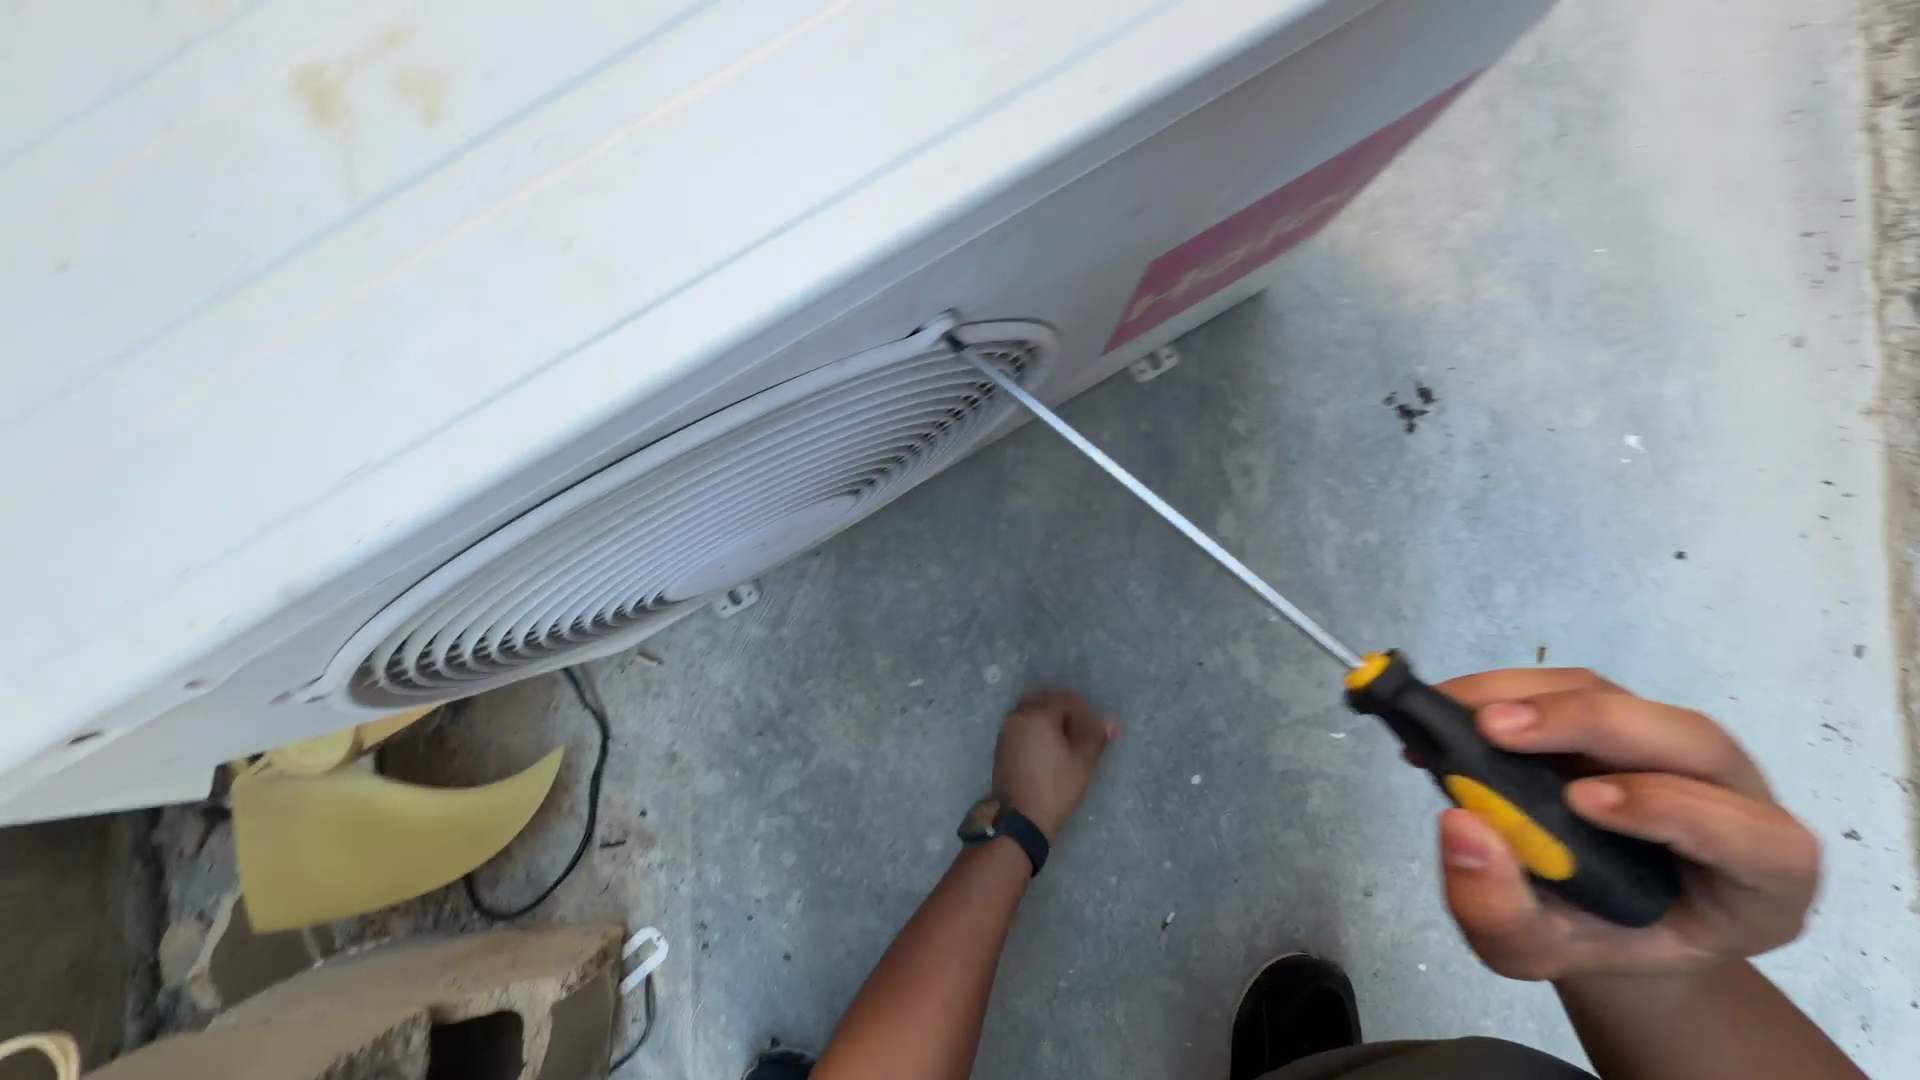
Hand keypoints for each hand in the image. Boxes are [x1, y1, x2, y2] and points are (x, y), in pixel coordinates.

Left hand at [991, 690, 1120, 840]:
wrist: (1020, 817)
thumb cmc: (1055, 787)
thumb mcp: (1082, 763)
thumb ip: (1096, 737)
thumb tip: (1112, 722)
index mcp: (1038, 715)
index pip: (1066, 700)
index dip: (1084, 711)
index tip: (1095, 728)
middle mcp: (1019, 716)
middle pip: (1045, 701)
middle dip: (1065, 710)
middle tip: (1080, 730)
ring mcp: (1006, 730)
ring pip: (1031, 712)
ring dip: (1048, 719)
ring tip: (1065, 740)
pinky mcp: (1001, 745)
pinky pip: (1021, 726)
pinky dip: (1035, 729)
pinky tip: (1047, 748)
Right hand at [1431, 668, 1820, 981]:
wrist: (1594, 911)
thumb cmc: (1582, 937)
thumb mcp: (1530, 949)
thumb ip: (1498, 909)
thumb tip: (1461, 824)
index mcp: (1755, 885)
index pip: (1758, 840)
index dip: (1675, 810)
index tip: (1577, 801)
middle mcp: (1735, 802)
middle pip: (1690, 739)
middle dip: (1587, 722)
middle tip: (1489, 728)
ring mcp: (1673, 750)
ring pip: (1622, 696)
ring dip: (1533, 696)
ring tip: (1453, 712)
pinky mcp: (1617, 719)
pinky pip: (1572, 686)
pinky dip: (1506, 690)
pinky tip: (1453, 711)